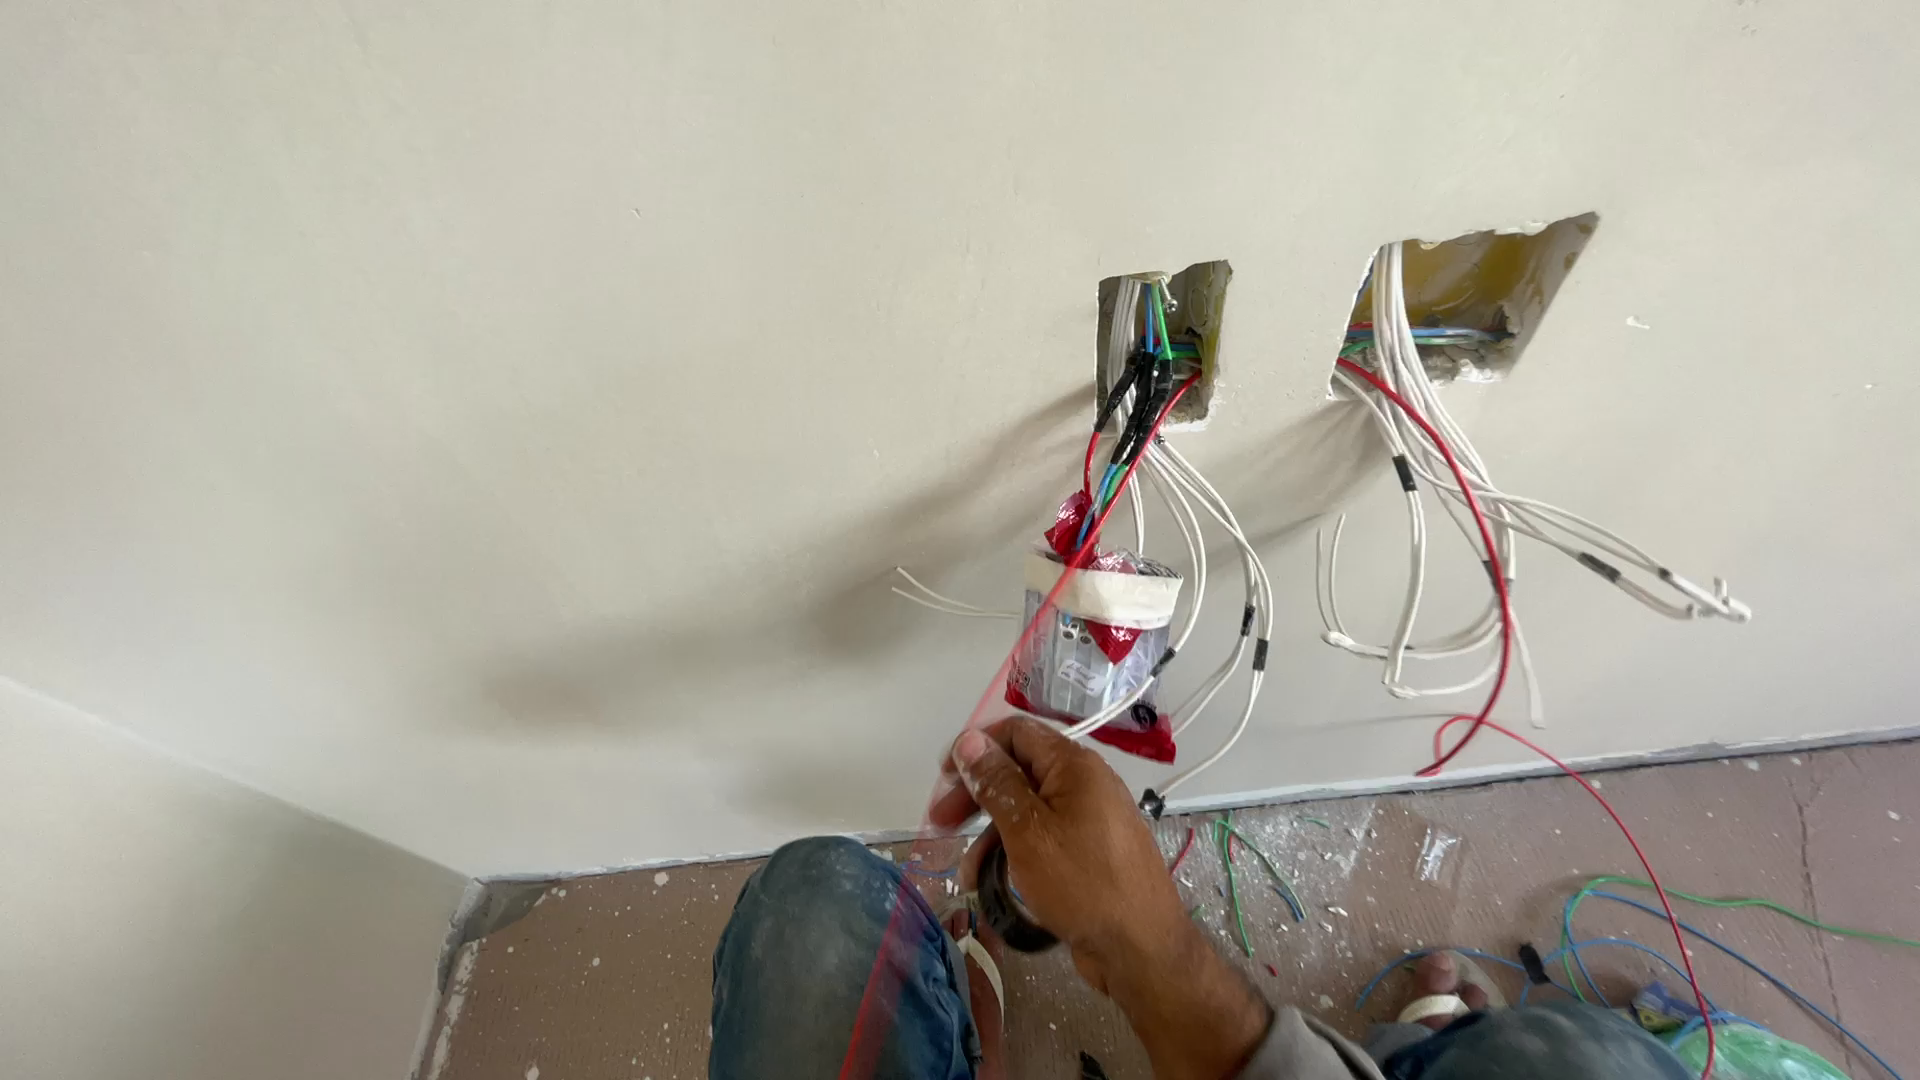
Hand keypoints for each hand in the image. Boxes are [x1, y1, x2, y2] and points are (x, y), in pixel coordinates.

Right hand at [930, 717, 1270, 1079]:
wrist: (1142, 950)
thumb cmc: (1083, 883)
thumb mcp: (1028, 831)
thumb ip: (996, 783)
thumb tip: (969, 740)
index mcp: (1074, 764)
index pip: (1016, 732)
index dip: (976, 747)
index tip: (945, 776)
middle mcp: (1083, 782)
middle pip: (1019, 771)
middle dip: (977, 795)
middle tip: (941, 821)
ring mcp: (1089, 817)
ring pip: (1027, 810)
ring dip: (991, 834)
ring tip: (967, 872)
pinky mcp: (1088, 850)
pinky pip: (1044, 837)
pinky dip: (1016, 853)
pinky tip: (993, 883)